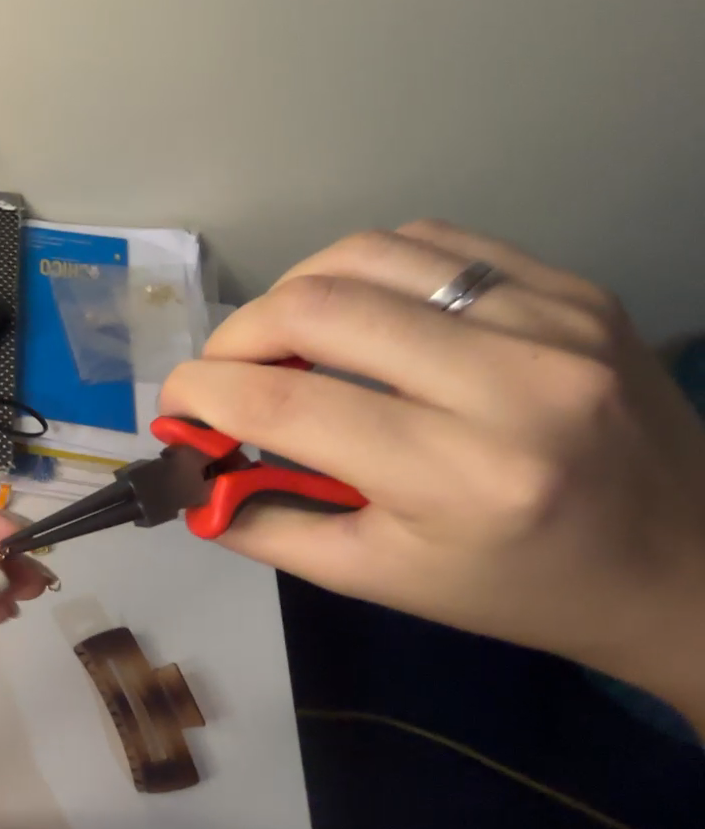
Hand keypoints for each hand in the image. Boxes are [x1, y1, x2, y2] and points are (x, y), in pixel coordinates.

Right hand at [160, 220, 704, 720]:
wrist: (688, 563)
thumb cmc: (514, 584)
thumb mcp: (372, 577)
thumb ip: (262, 523)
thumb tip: (189, 472)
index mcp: (461, 476)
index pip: (283, 401)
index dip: (199, 392)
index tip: (174, 406)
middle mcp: (514, 384)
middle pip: (314, 308)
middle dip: (232, 337)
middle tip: (220, 373)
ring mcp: (552, 321)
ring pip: (361, 256)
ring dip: (287, 294)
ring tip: (278, 340)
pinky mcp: (570, 289)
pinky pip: (425, 243)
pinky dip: (356, 269)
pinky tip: (350, 312)